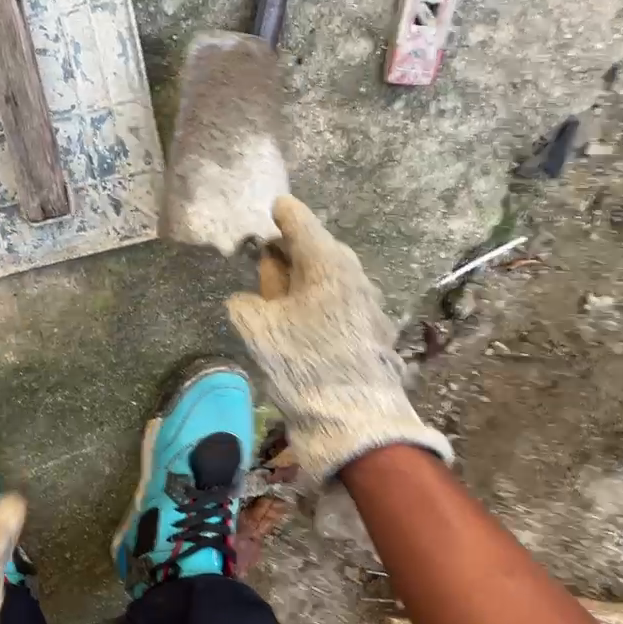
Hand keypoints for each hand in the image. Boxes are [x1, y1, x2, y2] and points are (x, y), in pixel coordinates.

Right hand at [226, 196, 451, 478]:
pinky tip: (307, 319)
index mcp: (326, 263)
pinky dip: (320, 301)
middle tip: (269, 255)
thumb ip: (248, 301)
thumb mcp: (258, 328)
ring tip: (284, 289)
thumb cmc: (302, 362)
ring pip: (332, 278)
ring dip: (308, 278)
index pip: (302, 224)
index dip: (285, 214)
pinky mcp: (374, 330)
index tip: (276, 206)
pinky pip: (341, 301)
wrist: (354, 417)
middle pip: (319, 250)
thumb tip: (251, 296)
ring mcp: (368, 303)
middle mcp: (353, 275)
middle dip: (293, 249)